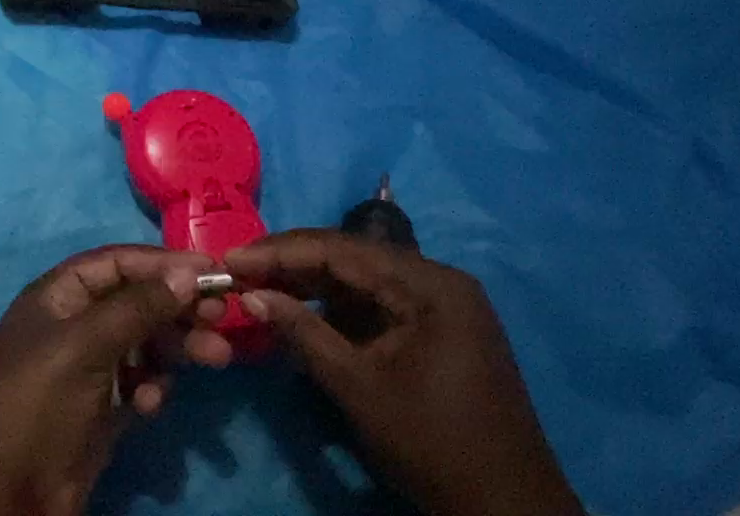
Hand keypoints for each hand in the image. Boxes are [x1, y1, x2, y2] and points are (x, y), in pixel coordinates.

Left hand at [0, 246, 231, 515]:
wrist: (4, 494)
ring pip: (144, 342)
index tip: (211, 270)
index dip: (161, 263)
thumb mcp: (85, 345)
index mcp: (58, 295)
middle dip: (177, 308)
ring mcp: (88, 366)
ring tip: (215, 358)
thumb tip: (188, 273)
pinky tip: (152, 403)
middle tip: (222, 318)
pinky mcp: (101, 407)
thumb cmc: (38, 402)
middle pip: (136, 301)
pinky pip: (139, 381)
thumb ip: (137, 307)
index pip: (116, 263)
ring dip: (176, 347)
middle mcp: (74, 323)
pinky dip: (153, 386)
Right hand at [225, 231, 582, 515]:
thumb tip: (250, 294)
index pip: (341, 249)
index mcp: (429, 284)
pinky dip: (337, 308)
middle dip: (292, 264)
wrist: (509, 511)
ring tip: (258, 287)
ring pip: (361, 279)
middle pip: (351, 257)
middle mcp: (438, 280)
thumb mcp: (359, 387)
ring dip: (311, 284)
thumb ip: (303, 333)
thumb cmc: (434, 445)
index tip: (231, 259)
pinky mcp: (437, 328)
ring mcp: (441, 304)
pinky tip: (300, 311)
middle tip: (238, 271)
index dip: (280, 251)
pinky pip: (377, 303)